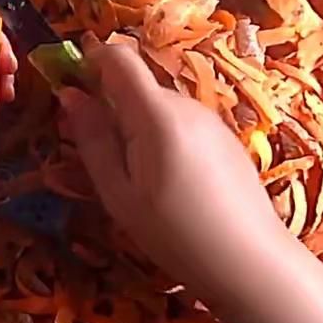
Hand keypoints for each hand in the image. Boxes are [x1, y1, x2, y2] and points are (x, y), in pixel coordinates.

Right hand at [56, 38, 286, 299]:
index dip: (90, 61)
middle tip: (101, 156)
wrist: (253, 265)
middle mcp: (184, 103)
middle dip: (110, 106)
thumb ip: (92, 137)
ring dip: (135, 124)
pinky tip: (170, 182)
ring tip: (138, 178)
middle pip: (136, 84)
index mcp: (154, 113)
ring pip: (156, 104)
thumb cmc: (173, 232)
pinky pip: (178, 121)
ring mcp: (208, 118)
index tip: (73, 89)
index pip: (118, 57)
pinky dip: (161, 136)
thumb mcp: (117, 191)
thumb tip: (69, 93)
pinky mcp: (223, 135)